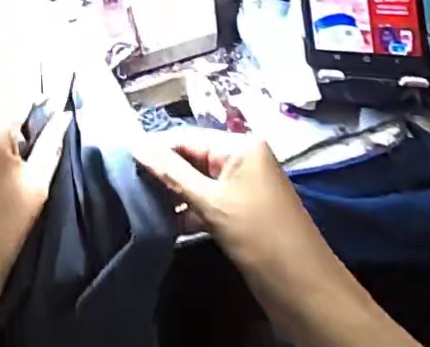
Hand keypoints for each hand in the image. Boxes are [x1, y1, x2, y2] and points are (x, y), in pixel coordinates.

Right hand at [135, 130, 419, 346]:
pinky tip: (167, 222)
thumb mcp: (211, 204)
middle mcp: (244, 158)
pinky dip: (191, 210)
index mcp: (241, 144)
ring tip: (141, 203)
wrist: (305, 291)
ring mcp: (246, 186)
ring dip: (176, 193)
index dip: (157, 148)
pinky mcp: (244, 211)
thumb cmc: (260, 237)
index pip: (188, 137)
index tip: (124, 159)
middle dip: (166, 172)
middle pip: (194, 157)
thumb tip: (137, 145)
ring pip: (200, 181)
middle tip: (129, 184)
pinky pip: (211, 201)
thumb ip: (172, 174)